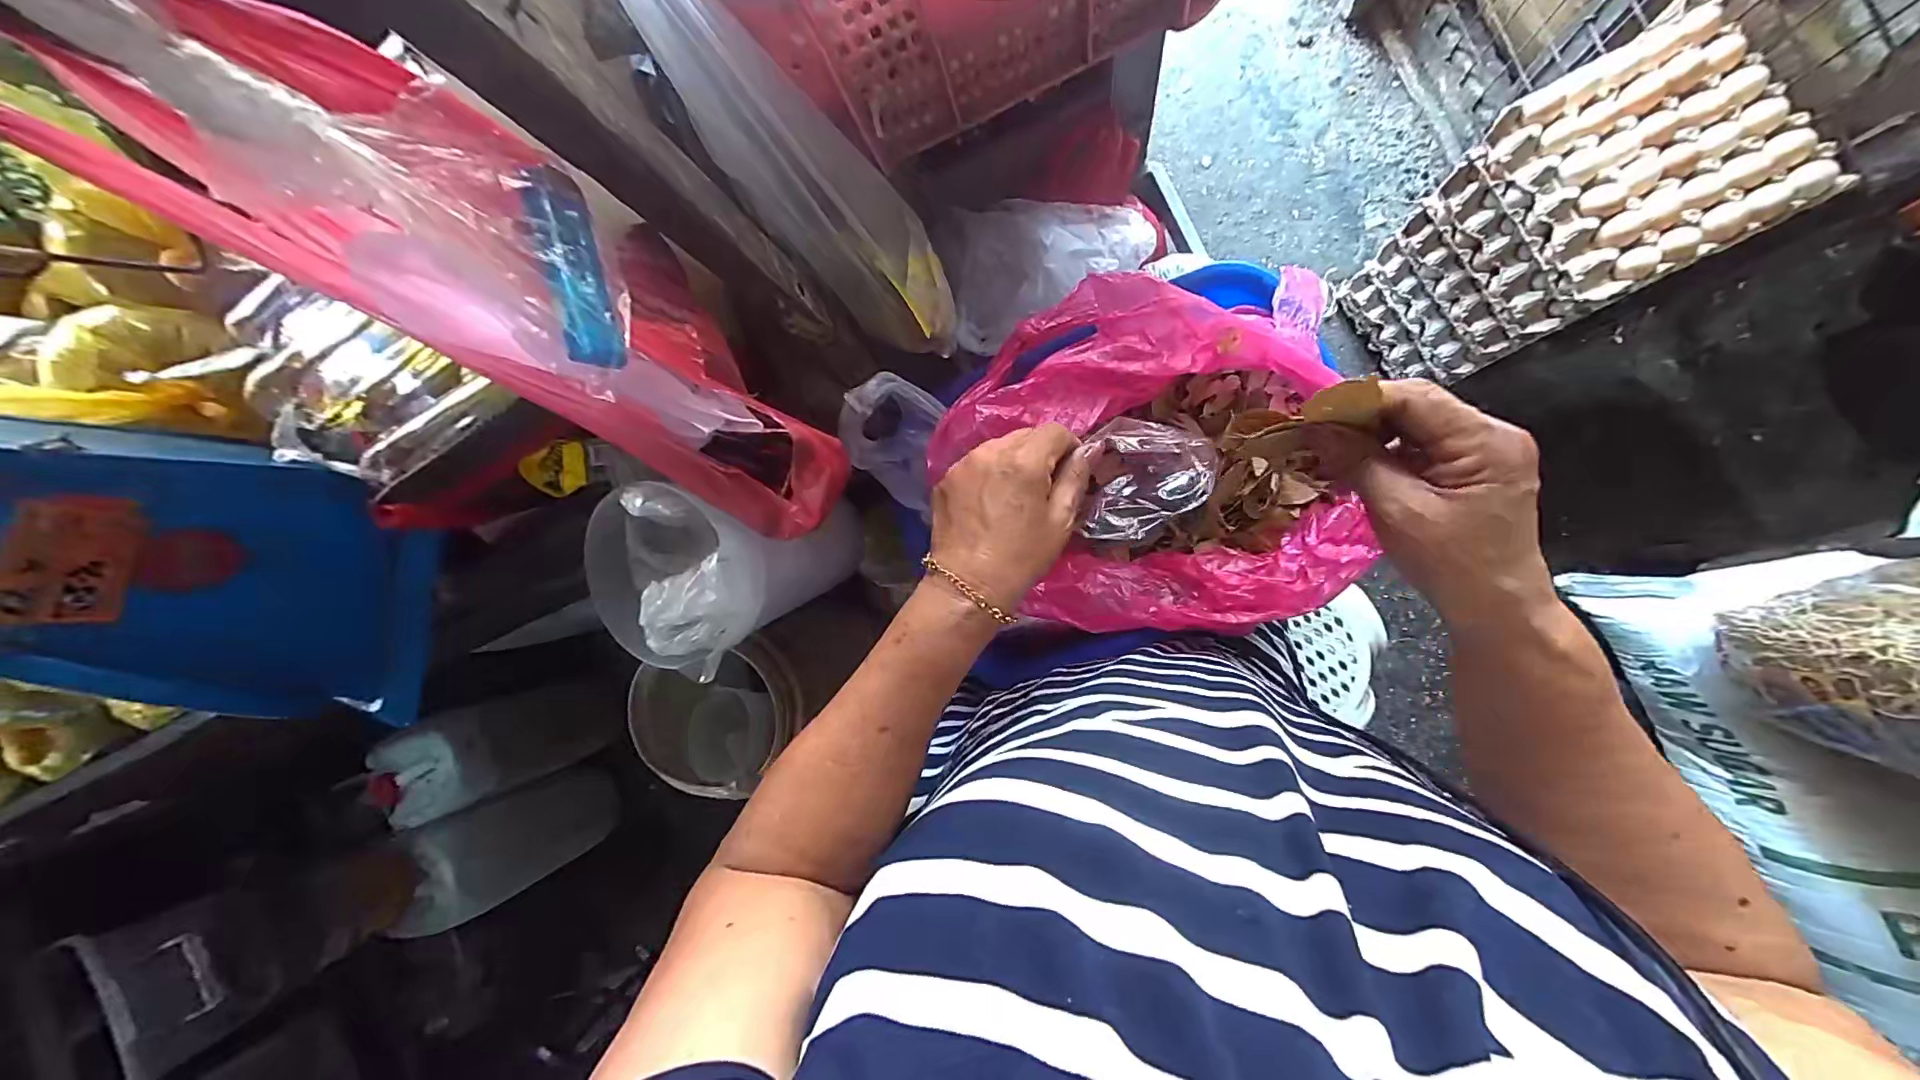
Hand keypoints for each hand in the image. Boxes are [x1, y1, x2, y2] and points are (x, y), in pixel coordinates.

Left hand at [928, 424, 1093, 610]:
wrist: (968, 585)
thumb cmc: (1022, 557)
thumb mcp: (1060, 521)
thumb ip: (1076, 478)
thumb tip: (1090, 449)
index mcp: (1023, 460)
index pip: (1055, 431)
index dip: (1070, 447)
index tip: (1071, 471)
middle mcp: (990, 451)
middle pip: (1025, 435)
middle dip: (1041, 453)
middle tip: (1044, 486)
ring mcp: (963, 463)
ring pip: (999, 446)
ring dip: (1013, 460)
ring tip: (1015, 495)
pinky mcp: (946, 477)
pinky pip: (976, 462)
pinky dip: (989, 473)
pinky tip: (990, 502)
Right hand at [1319, 379, 1554, 625]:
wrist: (1495, 607)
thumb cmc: (1453, 565)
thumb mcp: (1397, 510)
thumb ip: (1357, 462)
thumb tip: (1318, 431)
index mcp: (1485, 441)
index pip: (1413, 397)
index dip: (1358, 400)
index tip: (1313, 413)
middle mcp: (1491, 435)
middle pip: (1414, 406)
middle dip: (1360, 417)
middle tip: (1314, 433)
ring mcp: (1483, 451)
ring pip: (1413, 424)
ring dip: (1369, 434)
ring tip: (1329, 450)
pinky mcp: (1471, 468)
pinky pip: (1419, 446)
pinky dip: (1384, 452)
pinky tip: (1355, 464)